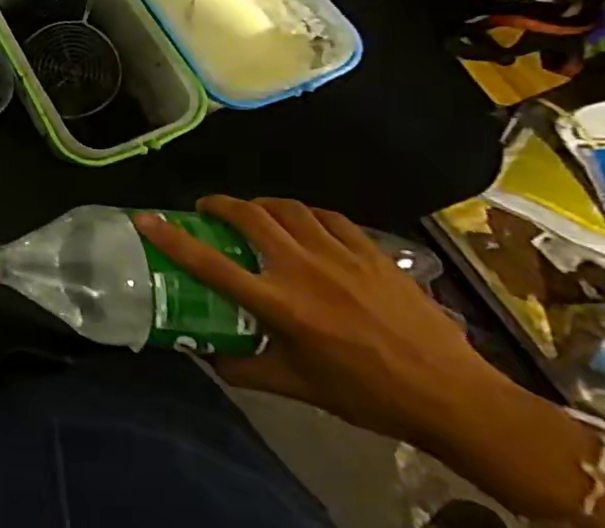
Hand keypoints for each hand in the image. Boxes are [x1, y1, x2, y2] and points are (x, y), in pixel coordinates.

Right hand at [134, 196, 510, 447]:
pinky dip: (306, 214)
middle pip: (248, 215)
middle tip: (208, 211)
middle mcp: (303, 270)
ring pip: (287, 208)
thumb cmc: (369, 395)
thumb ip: (243, 367)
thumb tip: (202, 353)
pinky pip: (329, 217)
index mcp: (279, 304)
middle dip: (219, 204)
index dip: (171, 237)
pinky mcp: (374, 254)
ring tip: (254, 213)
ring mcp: (342, 257)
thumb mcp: (298, 387)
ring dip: (261, 205)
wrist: (457, 400)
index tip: (146, 218)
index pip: (210, 262)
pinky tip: (305, 224)